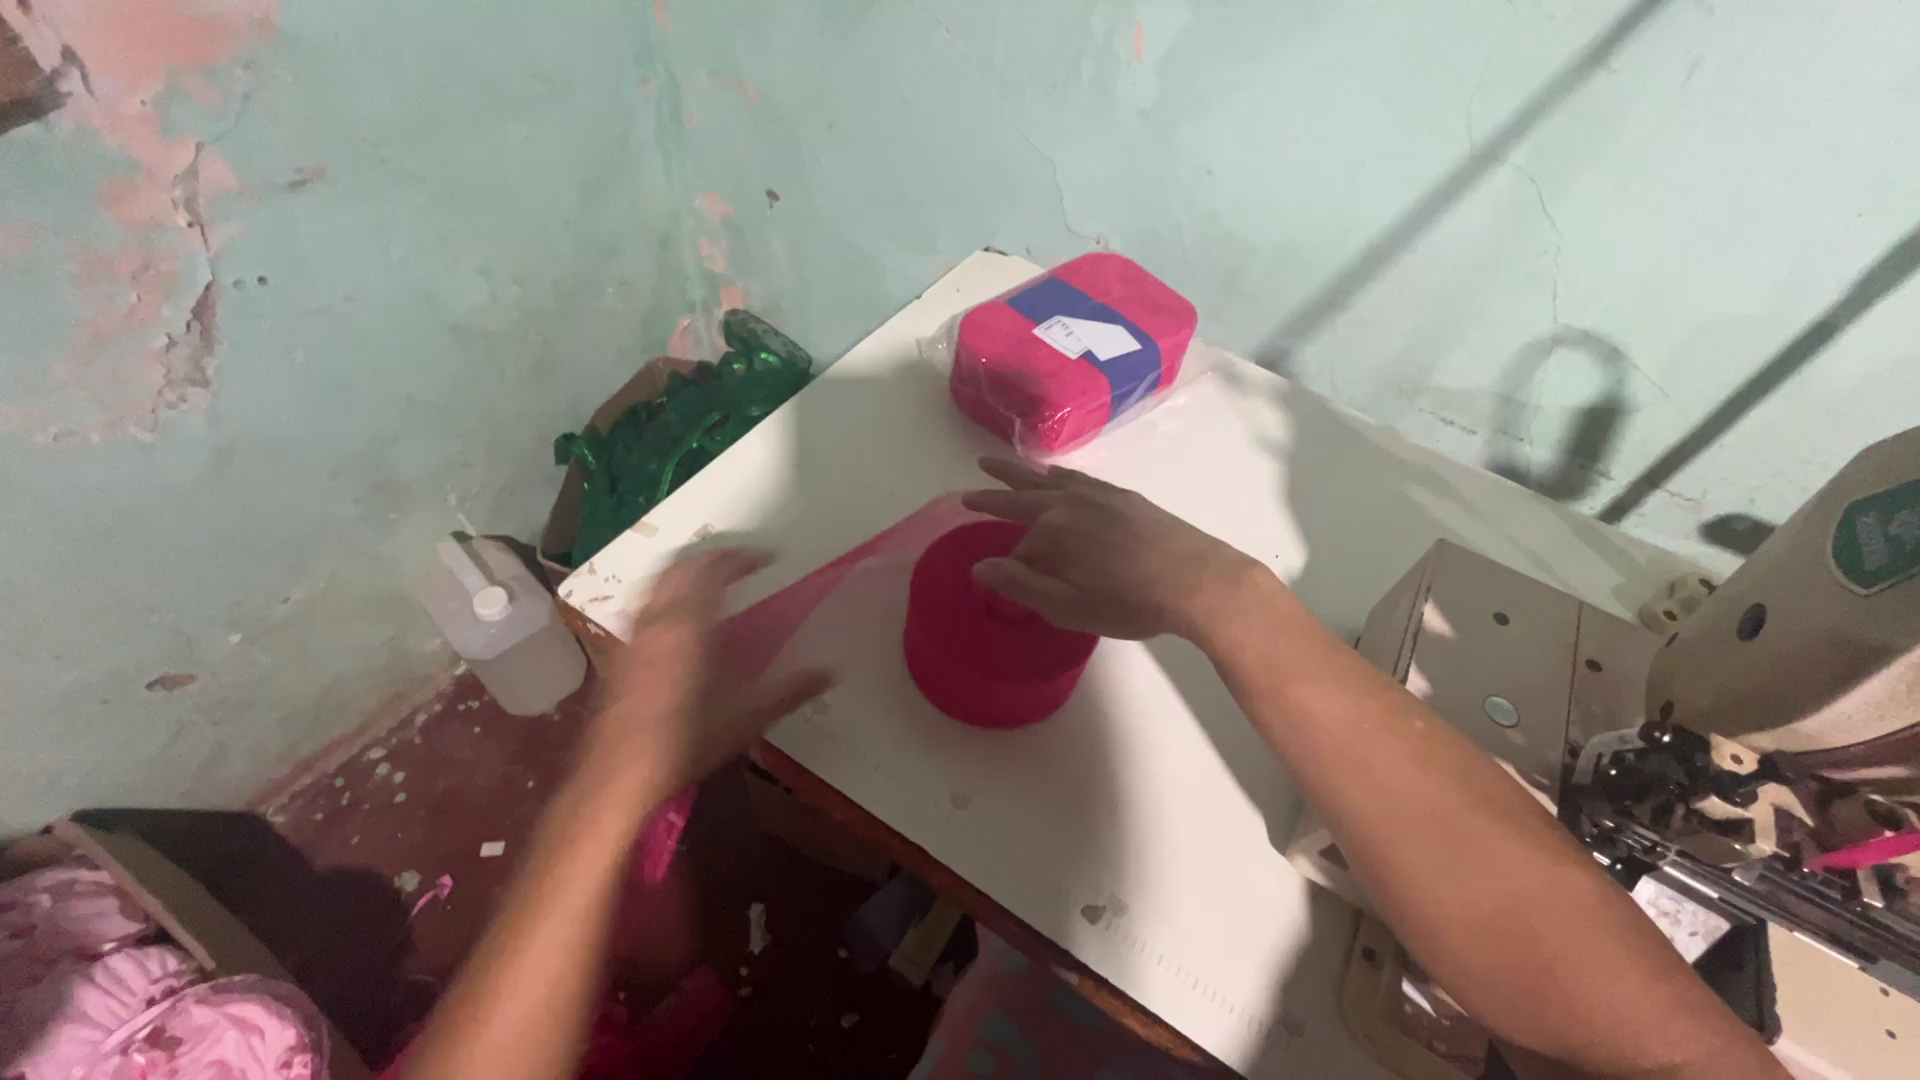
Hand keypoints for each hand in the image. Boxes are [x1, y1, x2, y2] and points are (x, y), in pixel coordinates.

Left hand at [581, 549, 832, 801]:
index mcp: (689, 625)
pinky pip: (644, 608)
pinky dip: (666, 599)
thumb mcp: (747, 717)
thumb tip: (829, 674)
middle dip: (708, 558)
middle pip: (679, 566)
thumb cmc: (686, 741)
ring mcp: (633, 636)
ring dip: (683, 575)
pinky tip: (679, 623)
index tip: (765, 558)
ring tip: (708, 583)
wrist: (620, 776)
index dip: (740, 557)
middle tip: (736, 563)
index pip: (713, 569)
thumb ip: (789, 690)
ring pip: (656, 584)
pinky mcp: (619, 655)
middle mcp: (657, 621)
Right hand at [960, 456, 1267, 640]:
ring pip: (1050, 479)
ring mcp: (1099, 495)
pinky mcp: (1125, 497)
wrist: (1198, 581)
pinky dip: (1060, 475)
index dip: (1013, 569)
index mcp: (1053, 530)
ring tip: (1002, 463)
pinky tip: (1060, 477)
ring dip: (1022, 473)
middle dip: (995, 491)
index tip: (1008, 584)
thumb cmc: (1129, 601)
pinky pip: (1080, 478)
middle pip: (1022, 494)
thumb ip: (1021, 585)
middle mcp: (1070, 503)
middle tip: (968, 488)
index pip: (1019, 549)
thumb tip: (979, 567)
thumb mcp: (1068, 606)